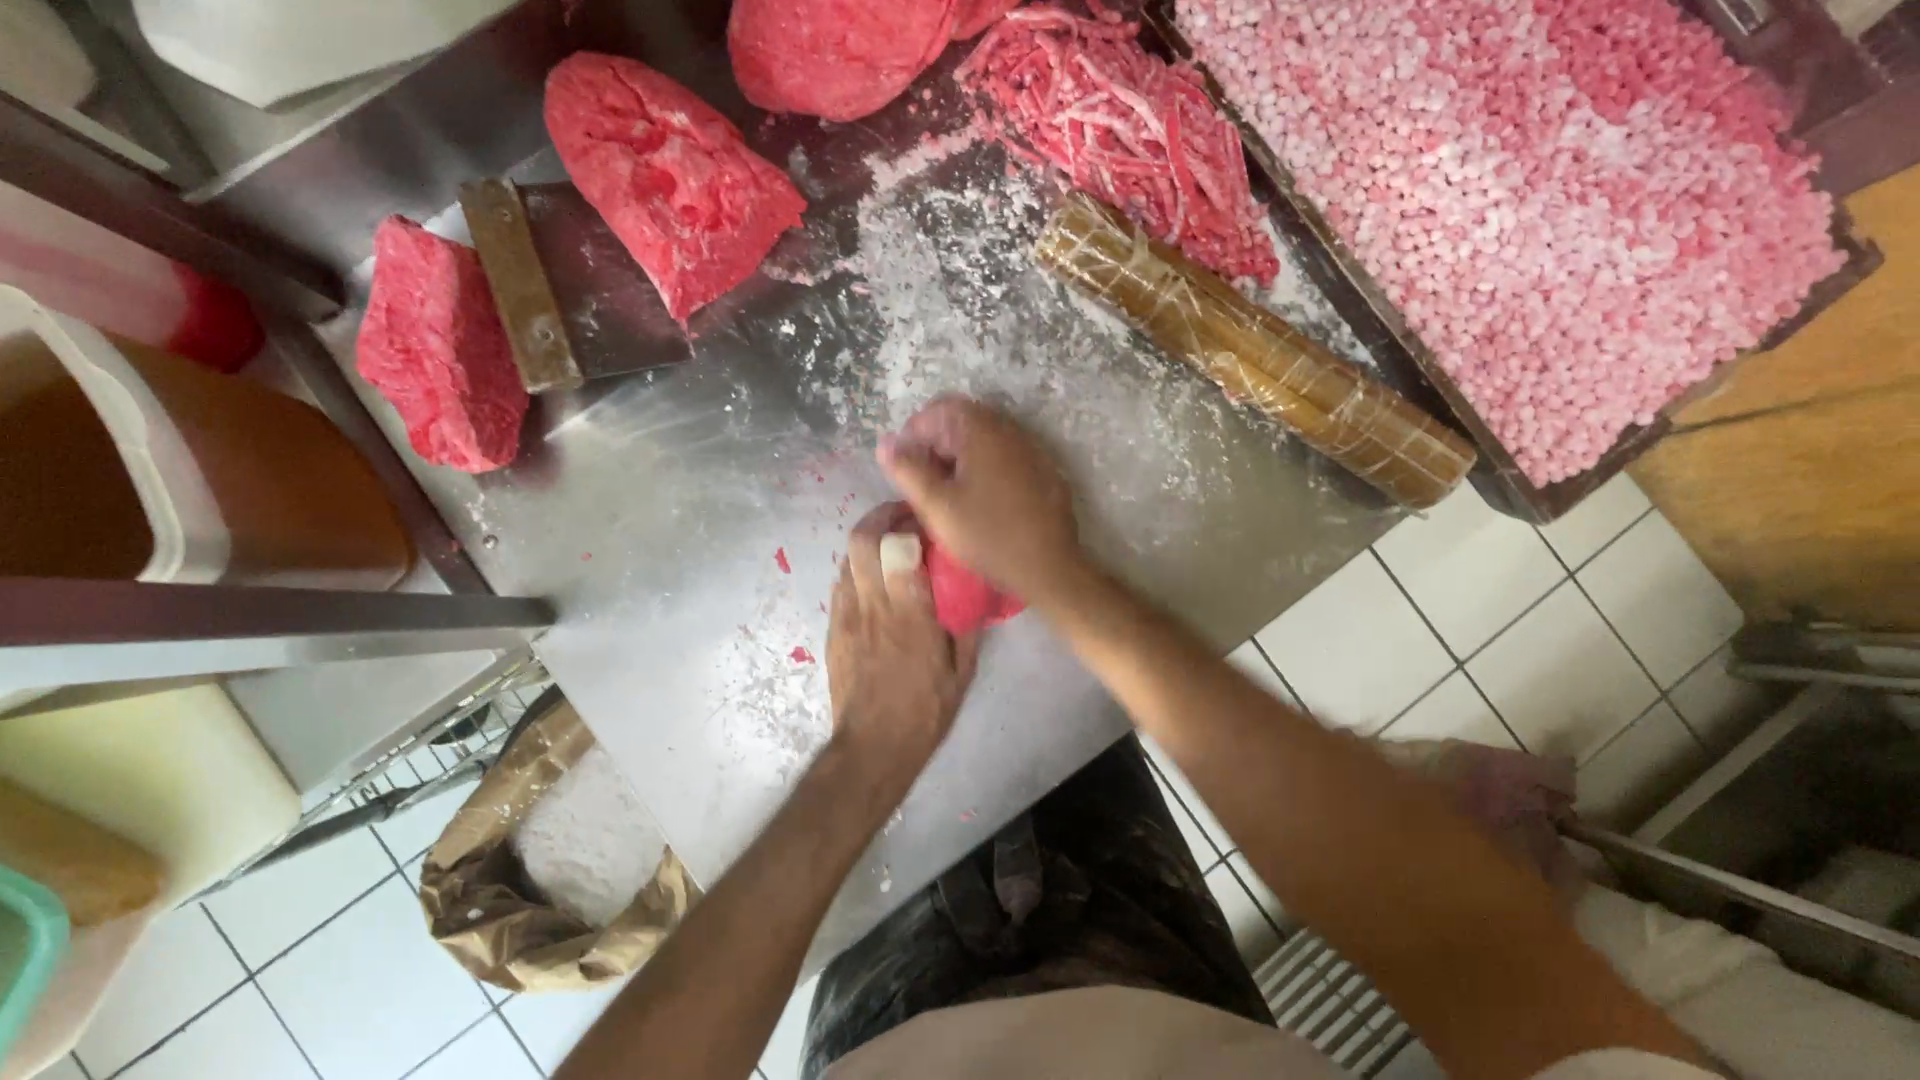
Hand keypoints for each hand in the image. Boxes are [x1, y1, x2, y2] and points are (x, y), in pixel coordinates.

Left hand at [828, 502, 980, 776]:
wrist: (873, 747)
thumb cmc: (925, 712)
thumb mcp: (962, 672)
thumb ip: (966, 625)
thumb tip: (974, 590)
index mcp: (910, 614)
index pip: (898, 547)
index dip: (908, 522)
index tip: (926, 518)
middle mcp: (873, 606)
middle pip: (861, 540)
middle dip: (880, 517)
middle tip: (903, 518)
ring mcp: (847, 616)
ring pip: (847, 557)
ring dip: (868, 542)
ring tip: (890, 546)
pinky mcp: (834, 629)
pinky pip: (841, 584)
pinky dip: (858, 569)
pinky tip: (876, 581)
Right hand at [876, 396, 1083, 603]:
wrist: (1049, 567)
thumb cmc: (988, 536)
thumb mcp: (937, 507)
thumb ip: (907, 471)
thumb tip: (886, 443)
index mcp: (982, 431)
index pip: (939, 409)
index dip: (913, 432)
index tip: (902, 464)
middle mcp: (1010, 430)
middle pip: (964, 420)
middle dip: (936, 444)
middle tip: (921, 480)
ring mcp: (1032, 450)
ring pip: (986, 439)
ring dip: (961, 456)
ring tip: (946, 492)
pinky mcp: (1044, 471)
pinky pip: (1006, 457)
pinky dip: (986, 468)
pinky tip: (980, 500)